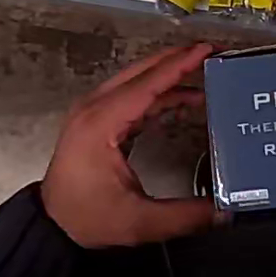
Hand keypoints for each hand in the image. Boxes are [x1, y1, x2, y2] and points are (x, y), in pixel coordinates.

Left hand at [42, 44, 217, 248]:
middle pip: (143, 70)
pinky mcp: (98, 117)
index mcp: (101, 123)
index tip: (205, 50)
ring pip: (138, 78)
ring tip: (203, 70)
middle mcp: (95, 107)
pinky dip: (160, 90)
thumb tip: (224, 211)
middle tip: (211, 52)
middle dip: (179, 58)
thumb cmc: (86, 219)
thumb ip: (184, 215)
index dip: (180, 64)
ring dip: (170, 72)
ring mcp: (94, 109)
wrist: (51, 227)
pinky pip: (133, 93)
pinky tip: (184, 97)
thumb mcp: (138, 221)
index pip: (148, 83)